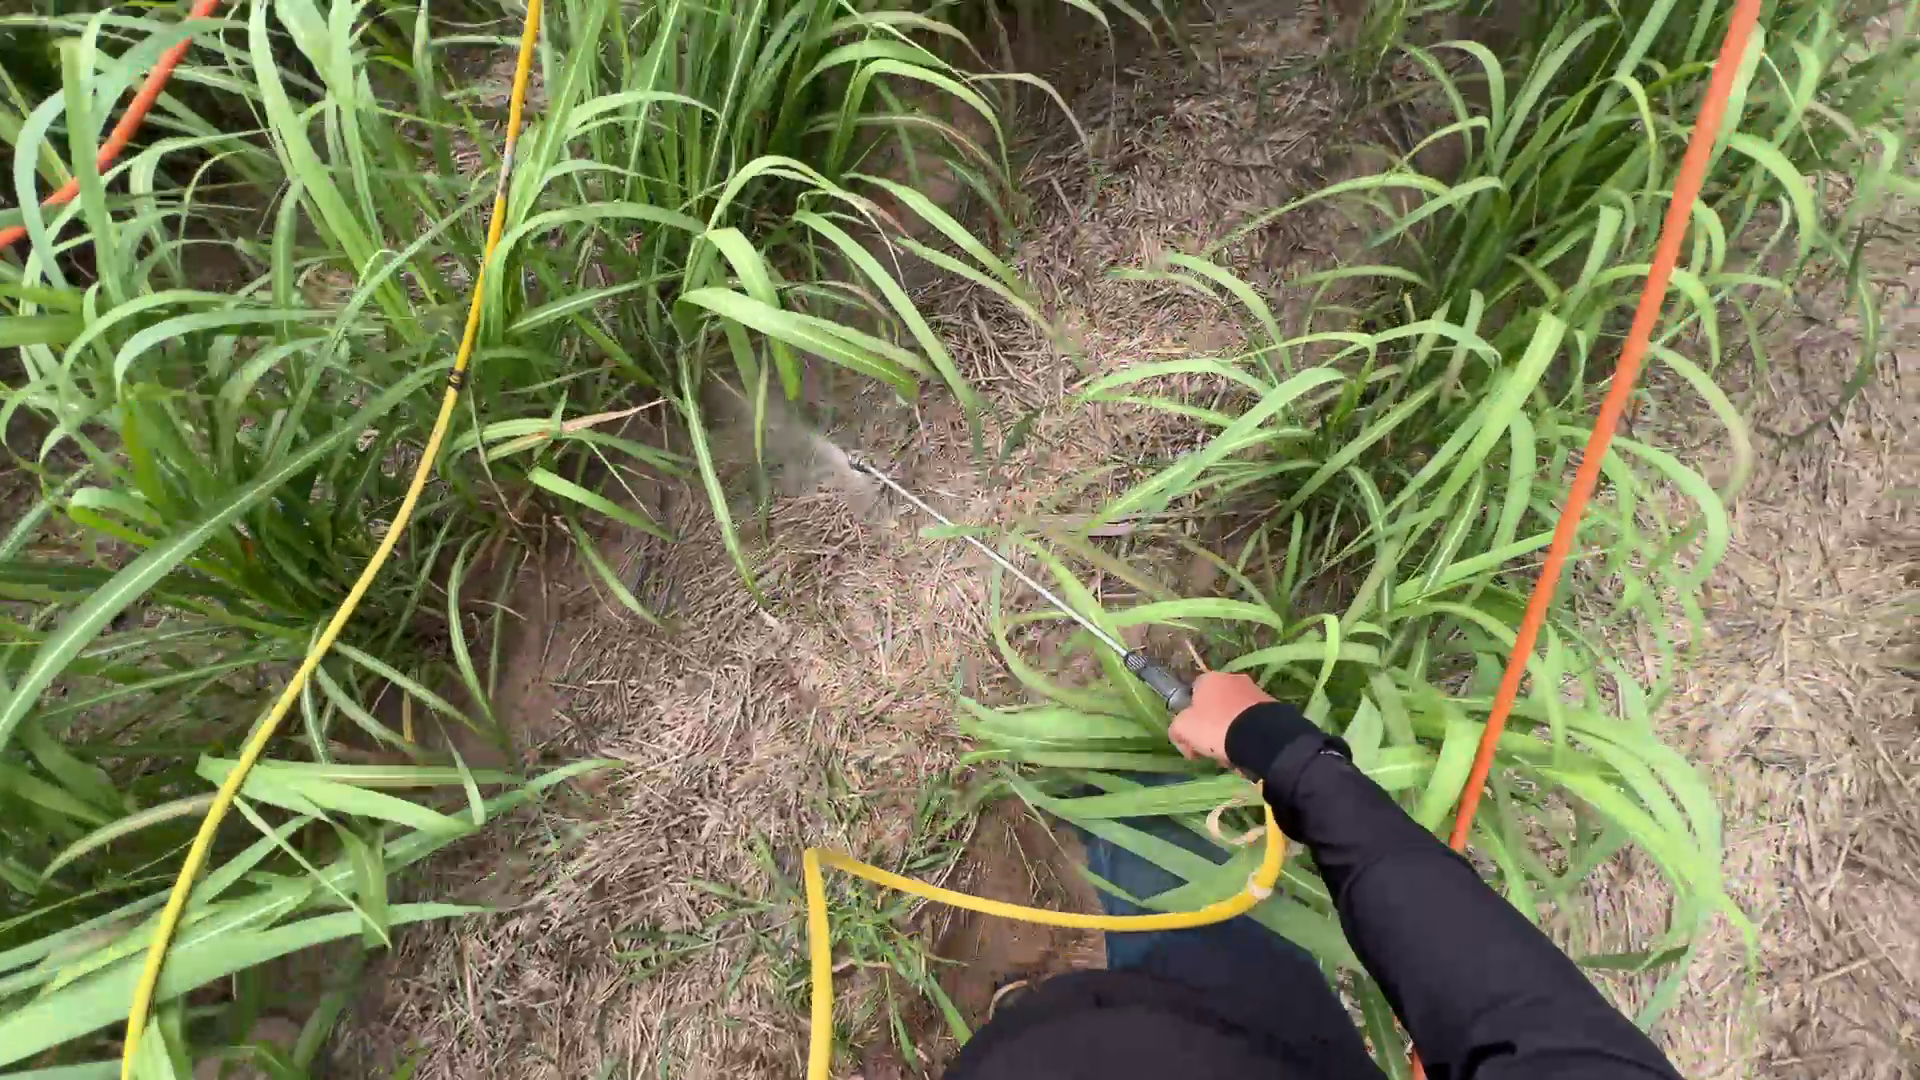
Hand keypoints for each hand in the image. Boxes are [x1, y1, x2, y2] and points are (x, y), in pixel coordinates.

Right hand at [1169, 672, 1274, 765]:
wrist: (1262, 736)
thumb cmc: (1216, 727)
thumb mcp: (1183, 730)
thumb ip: (1177, 730)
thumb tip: (1182, 737)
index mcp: (1209, 678)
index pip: (1193, 693)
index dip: (1190, 715)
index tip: (1193, 736)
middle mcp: (1233, 679)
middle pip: (1216, 704)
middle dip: (1213, 725)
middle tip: (1212, 748)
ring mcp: (1256, 692)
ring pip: (1236, 714)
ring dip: (1232, 731)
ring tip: (1233, 754)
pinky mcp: (1274, 708)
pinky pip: (1255, 723)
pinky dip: (1250, 735)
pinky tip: (1249, 751)